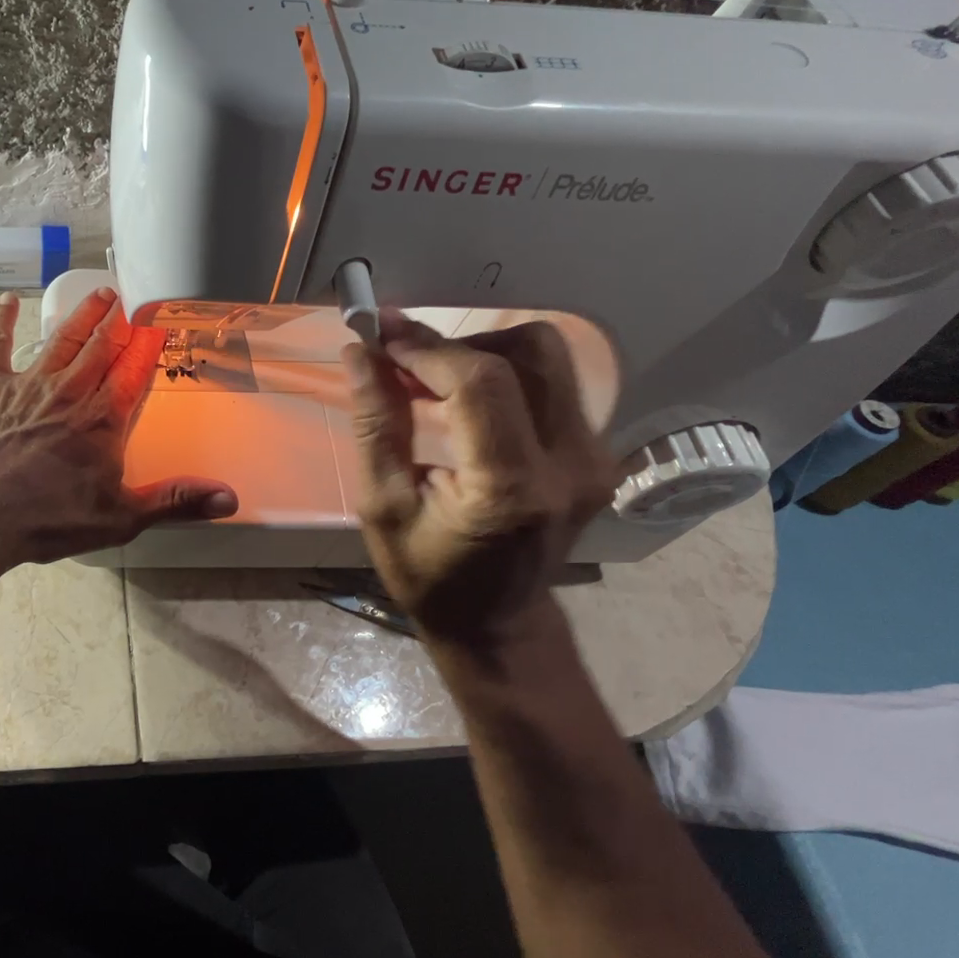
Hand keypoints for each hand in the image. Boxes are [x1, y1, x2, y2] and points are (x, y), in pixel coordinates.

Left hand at [0, 288, 236, 574]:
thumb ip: (174, 502)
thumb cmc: (44, 522)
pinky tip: (7, 302)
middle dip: (117, 322)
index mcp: (102, 421)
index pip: (133, 372)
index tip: (157, 327)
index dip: (147, 348)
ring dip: (80, 316)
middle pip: (100, 348)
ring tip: (97, 295)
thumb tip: (226, 498)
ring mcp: (27, 386)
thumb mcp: (119, 518)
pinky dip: (3, 322)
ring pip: (61, 341)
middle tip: (128, 299)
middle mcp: (68, 394)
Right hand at [342, 310, 616, 645]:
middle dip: (458, 345)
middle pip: (530, 353)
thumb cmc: (427, 575)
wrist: (495, 623)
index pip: (480, 382)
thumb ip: (376, 424)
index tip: (380, 334)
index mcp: (511, 489)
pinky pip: (553, 386)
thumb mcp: (382, 507)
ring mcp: (594, 458)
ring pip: (548, 360)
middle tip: (405, 363)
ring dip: (483, 355)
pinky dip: (503, 378)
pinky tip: (462, 405)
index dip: (427, 347)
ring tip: (431, 383)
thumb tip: (360, 353)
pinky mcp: (597, 454)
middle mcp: (570, 464)